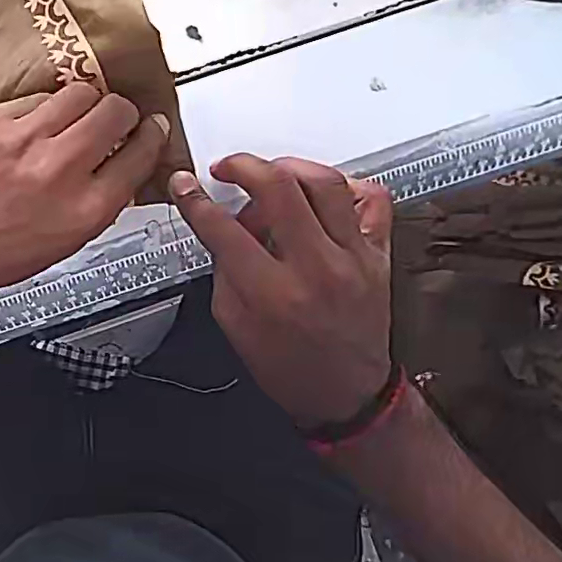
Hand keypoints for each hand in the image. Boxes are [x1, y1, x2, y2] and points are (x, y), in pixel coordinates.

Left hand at [0, 83, 169, 334]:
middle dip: (124, 114)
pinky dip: (44, 111)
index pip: (142, 154)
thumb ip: (109, 195)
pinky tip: (35, 131)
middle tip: (116, 120)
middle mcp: (58, 170)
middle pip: (117, 112)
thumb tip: (133, 156)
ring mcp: (23, 141)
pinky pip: (38, 97)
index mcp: (87, 208)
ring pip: (81, 93)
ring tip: (76, 120)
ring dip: (88, 104)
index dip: (153, 137)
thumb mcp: (75, 236)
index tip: (152, 128)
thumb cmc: (7, 250)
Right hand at [169, 155, 393, 427]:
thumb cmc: (286, 366)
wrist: (347, 395)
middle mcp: (315, 269)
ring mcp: (353, 259)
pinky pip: (372, 198)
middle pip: (277, 188)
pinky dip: (345, 185)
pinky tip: (321, 193)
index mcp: (271, 294)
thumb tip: (220, 224)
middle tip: (227, 169)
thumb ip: (225, 269)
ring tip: (271, 174)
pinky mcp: (378, 255)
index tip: (184, 184)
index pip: (222, 228)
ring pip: (325, 183)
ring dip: (289, 167)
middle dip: (242, 166)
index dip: (194, 199)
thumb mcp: (234, 323)